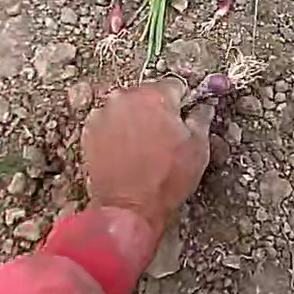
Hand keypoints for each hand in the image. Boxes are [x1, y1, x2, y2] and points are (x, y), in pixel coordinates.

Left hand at [81, 79, 214, 236]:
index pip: (175, 85)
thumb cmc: (166, 178)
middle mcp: (126, 98)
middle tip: (166, 136)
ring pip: (128, 107)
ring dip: (137, 119)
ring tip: (145, 147)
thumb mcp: (198, 146)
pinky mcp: (89, 132)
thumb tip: (204, 107)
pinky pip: (110, 122)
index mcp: (155, 96)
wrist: (129, 208)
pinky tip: (128, 151)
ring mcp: (104, 114)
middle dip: (158, 110)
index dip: (184, 102)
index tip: (185, 116)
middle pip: (148, 94)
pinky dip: (118, 131)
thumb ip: (201, 117)